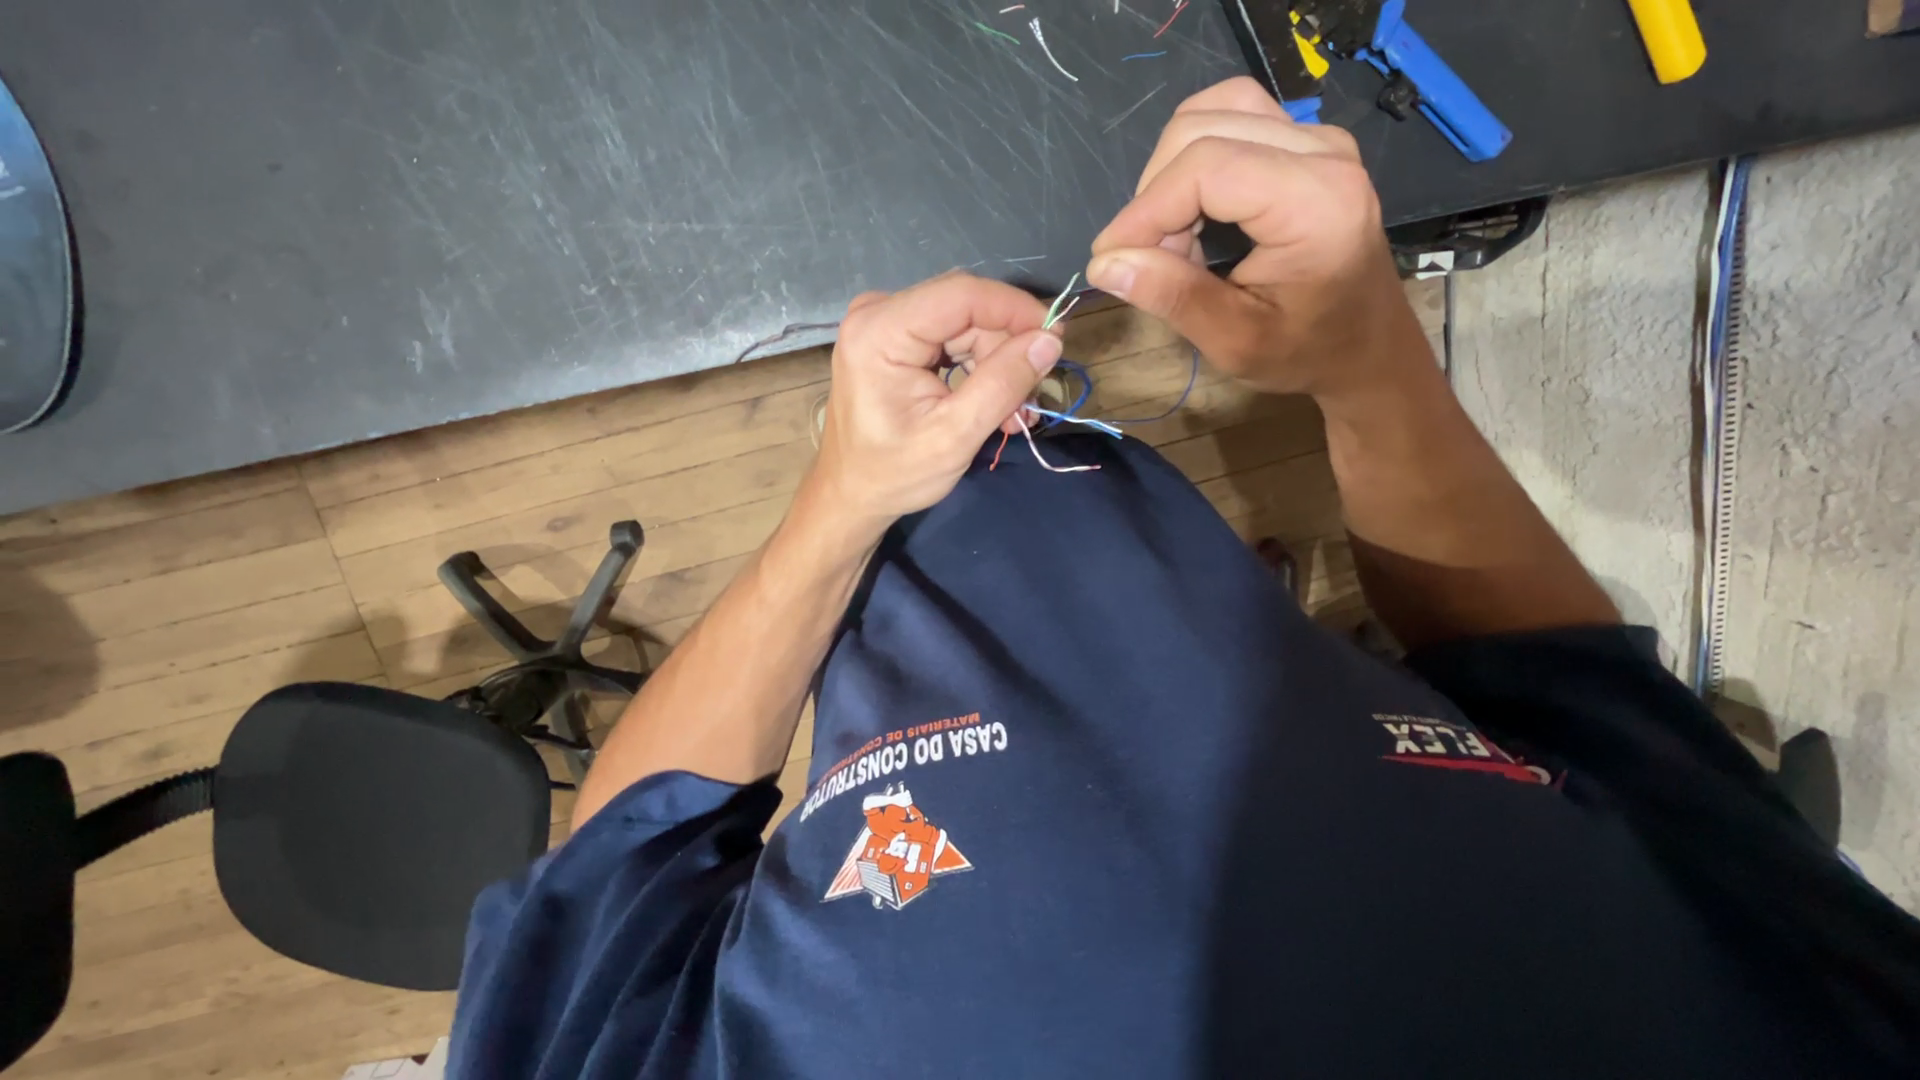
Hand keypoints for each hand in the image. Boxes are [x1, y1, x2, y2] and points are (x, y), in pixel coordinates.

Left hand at [804, 272, 1063, 527]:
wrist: (851, 493)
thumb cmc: (894, 473)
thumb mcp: (955, 436)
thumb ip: (1003, 383)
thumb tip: (1051, 339)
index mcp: (879, 332)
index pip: (963, 294)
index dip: (1016, 310)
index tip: (1057, 340)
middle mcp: (877, 312)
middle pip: (967, 308)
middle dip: (1007, 349)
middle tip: (1030, 401)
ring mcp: (884, 321)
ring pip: (966, 323)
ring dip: (998, 364)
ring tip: (1014, 415)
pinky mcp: (894, 336)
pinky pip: (952, 335)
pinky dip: (978, 367)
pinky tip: (994, 403)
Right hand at [1086, 77, 1425, 400]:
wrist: (1367, 347)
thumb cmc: (1307, 352)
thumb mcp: (1234, 340)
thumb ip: (1172, 296)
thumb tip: (1104, 263)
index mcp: (1315, 202)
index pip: (1204, 167)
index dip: (1144, 210)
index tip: (1108, 260)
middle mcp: (1321, 151)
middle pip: (1200, 130)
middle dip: (1155, 196)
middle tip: (1152, 261)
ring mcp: (1316, 137)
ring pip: (1210, 114)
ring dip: (1170, 174)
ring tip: (1174, 237)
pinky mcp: (1304, 140)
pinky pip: (1231, 118)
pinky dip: (1193, 159)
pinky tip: (1193, 211)